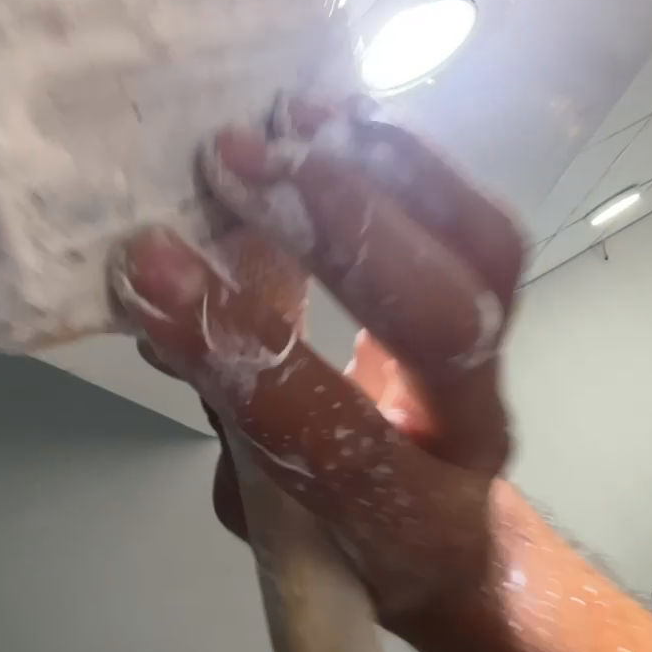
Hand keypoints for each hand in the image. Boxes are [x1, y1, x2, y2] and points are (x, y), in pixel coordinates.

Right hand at [115, 99, 523, 627]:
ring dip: (386, 171)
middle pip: (448, 324)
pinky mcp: (499, 307)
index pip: (328, 430)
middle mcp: (474, 430)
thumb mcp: (269, 507)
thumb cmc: (346, 533)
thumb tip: (166, 297)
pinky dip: (411, 161)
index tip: (152, 263)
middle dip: (341, 229)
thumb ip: (230, 407)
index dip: (237, 346)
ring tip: (297, 115)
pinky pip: (477, 222)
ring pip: (485, 252)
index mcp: (408, 514)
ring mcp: (499, 363)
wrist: (444, 535)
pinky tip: (345, 117)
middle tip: (238, 160)